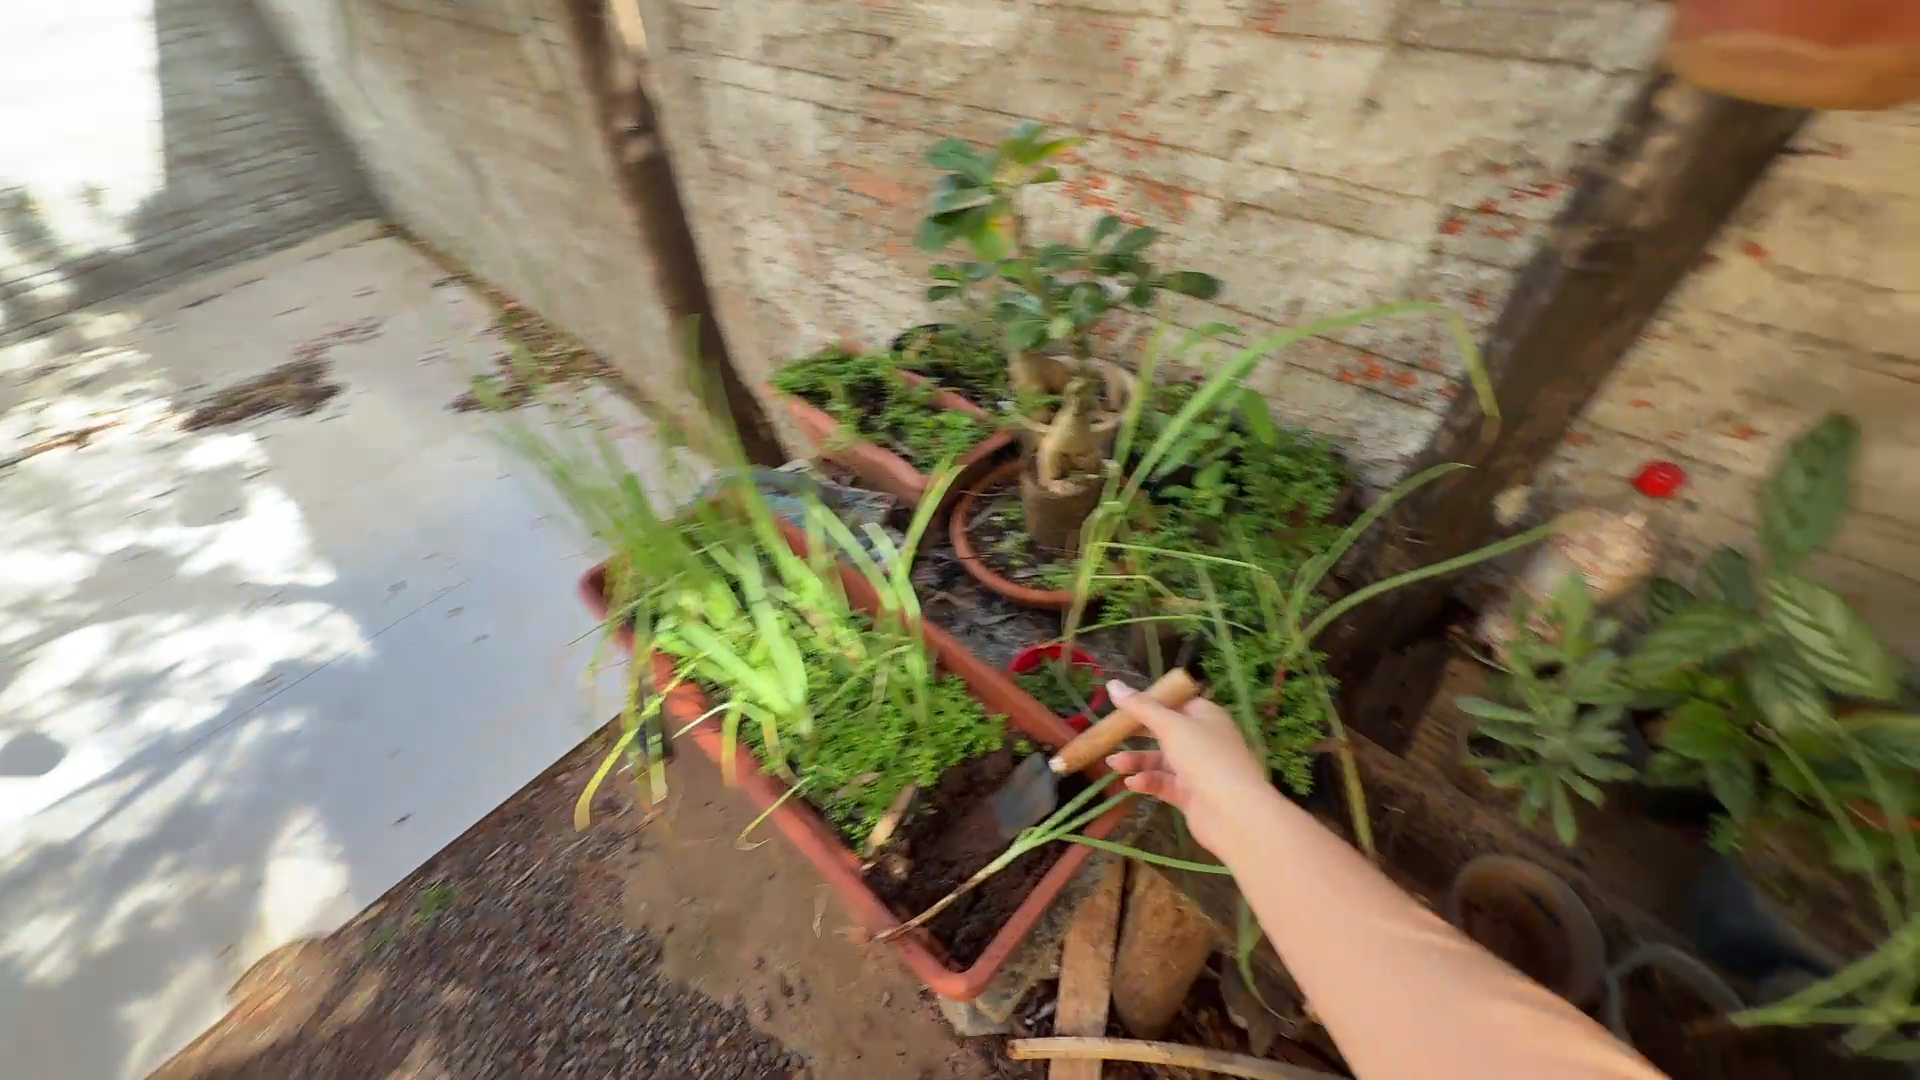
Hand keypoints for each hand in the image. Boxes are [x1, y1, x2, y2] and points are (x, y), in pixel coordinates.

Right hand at [1103, 679, 1276, 857]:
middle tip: (1109, 733)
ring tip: (1112, 764)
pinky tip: (1131, 783)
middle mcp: (1203, 740)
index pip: (1174, 703)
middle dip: (1137, 734)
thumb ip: (1140, 707)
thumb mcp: (1170, 726)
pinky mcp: (1191, 795)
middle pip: (1164, 731)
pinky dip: (1148, 781)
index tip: (1121, 704)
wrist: (1234, 813)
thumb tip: (1112, 683)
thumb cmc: (1205, 757)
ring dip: (1137, 760)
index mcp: (1205, 716)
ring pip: (1161, 760)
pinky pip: (1164, 783)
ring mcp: (1198, 769)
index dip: (1149, 702)